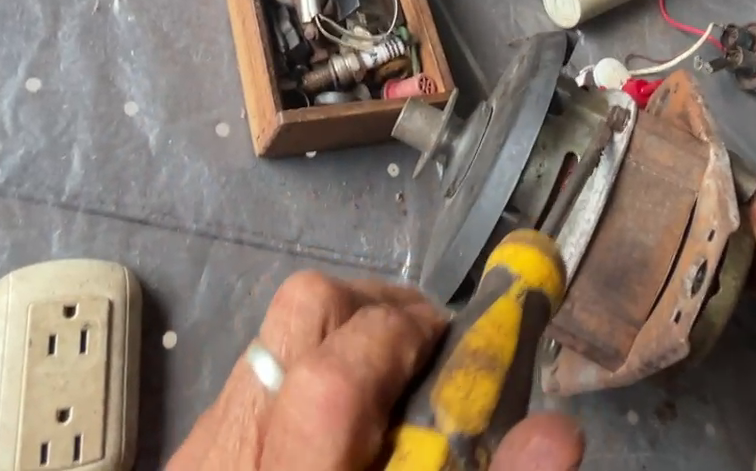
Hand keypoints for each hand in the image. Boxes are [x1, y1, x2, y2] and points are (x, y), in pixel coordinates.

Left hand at [167, 272, 583, 470]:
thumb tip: (558, 433)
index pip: (331, 384)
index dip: (403, 341)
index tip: (459, 344)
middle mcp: (239, 448)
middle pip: (301, 313)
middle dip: (380, 306)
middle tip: (432, 344)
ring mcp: (208, 442)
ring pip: (277, 329)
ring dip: (347, 329)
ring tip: (395, 374)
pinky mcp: (197, 446)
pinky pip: (261, 367)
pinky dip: (312, 364)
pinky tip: (342, 420)